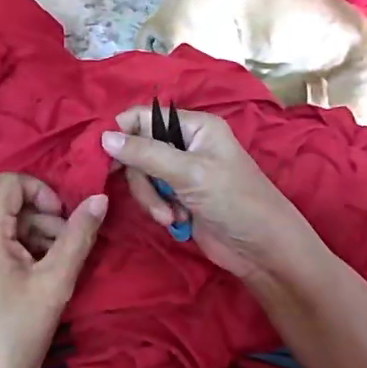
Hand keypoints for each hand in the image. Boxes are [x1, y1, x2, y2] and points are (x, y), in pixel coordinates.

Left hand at [0, 173, 105, 367]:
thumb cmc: (19, 331)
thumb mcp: (57, 281)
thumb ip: (79, 235)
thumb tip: (99, 199)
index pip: (10, 182)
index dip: (42, 192)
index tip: (62, 221)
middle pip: (5, 197)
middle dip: (40, 211)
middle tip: (63, 240)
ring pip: (2, 218)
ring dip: (33, 228)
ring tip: (57, 261)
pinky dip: (20, 243)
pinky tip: (40, 271)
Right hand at [101, 107, 329, 284]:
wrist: (263, 251)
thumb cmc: (234, 201)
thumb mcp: (189, 173)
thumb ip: (146, 154)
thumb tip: (104, 136)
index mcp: (195, 125)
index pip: (144, 117)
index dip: (123, 134)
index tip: (106, 156)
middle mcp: (187, 143)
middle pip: (139, 149)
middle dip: (143, 178)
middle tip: (155, 197)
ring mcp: (182, 172)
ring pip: (142, 176)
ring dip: (152, 199)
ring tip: (172, 216)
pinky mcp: (180, 198)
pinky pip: (152, 196)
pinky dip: (159, 209)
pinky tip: (178, 221)